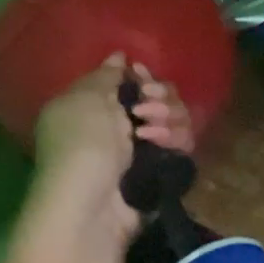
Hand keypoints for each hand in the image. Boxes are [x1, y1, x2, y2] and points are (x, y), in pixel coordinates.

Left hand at [27, 55, 195, 255]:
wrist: (93, 206)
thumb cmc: (81, 144)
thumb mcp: (85, 98)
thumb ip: (106, 75)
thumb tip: (119, 57)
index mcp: (93, 106)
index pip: (130, 80)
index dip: (141, 76)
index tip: (141, 76)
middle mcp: (119, 125)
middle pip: (159, 97)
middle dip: (159, 97)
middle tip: (144, 109)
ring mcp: (142, 149)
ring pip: (176, 118)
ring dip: (168, 118)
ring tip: (150, 133)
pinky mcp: (162, 169)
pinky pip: (182, 144)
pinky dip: (175, 140)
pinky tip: (162, 145)